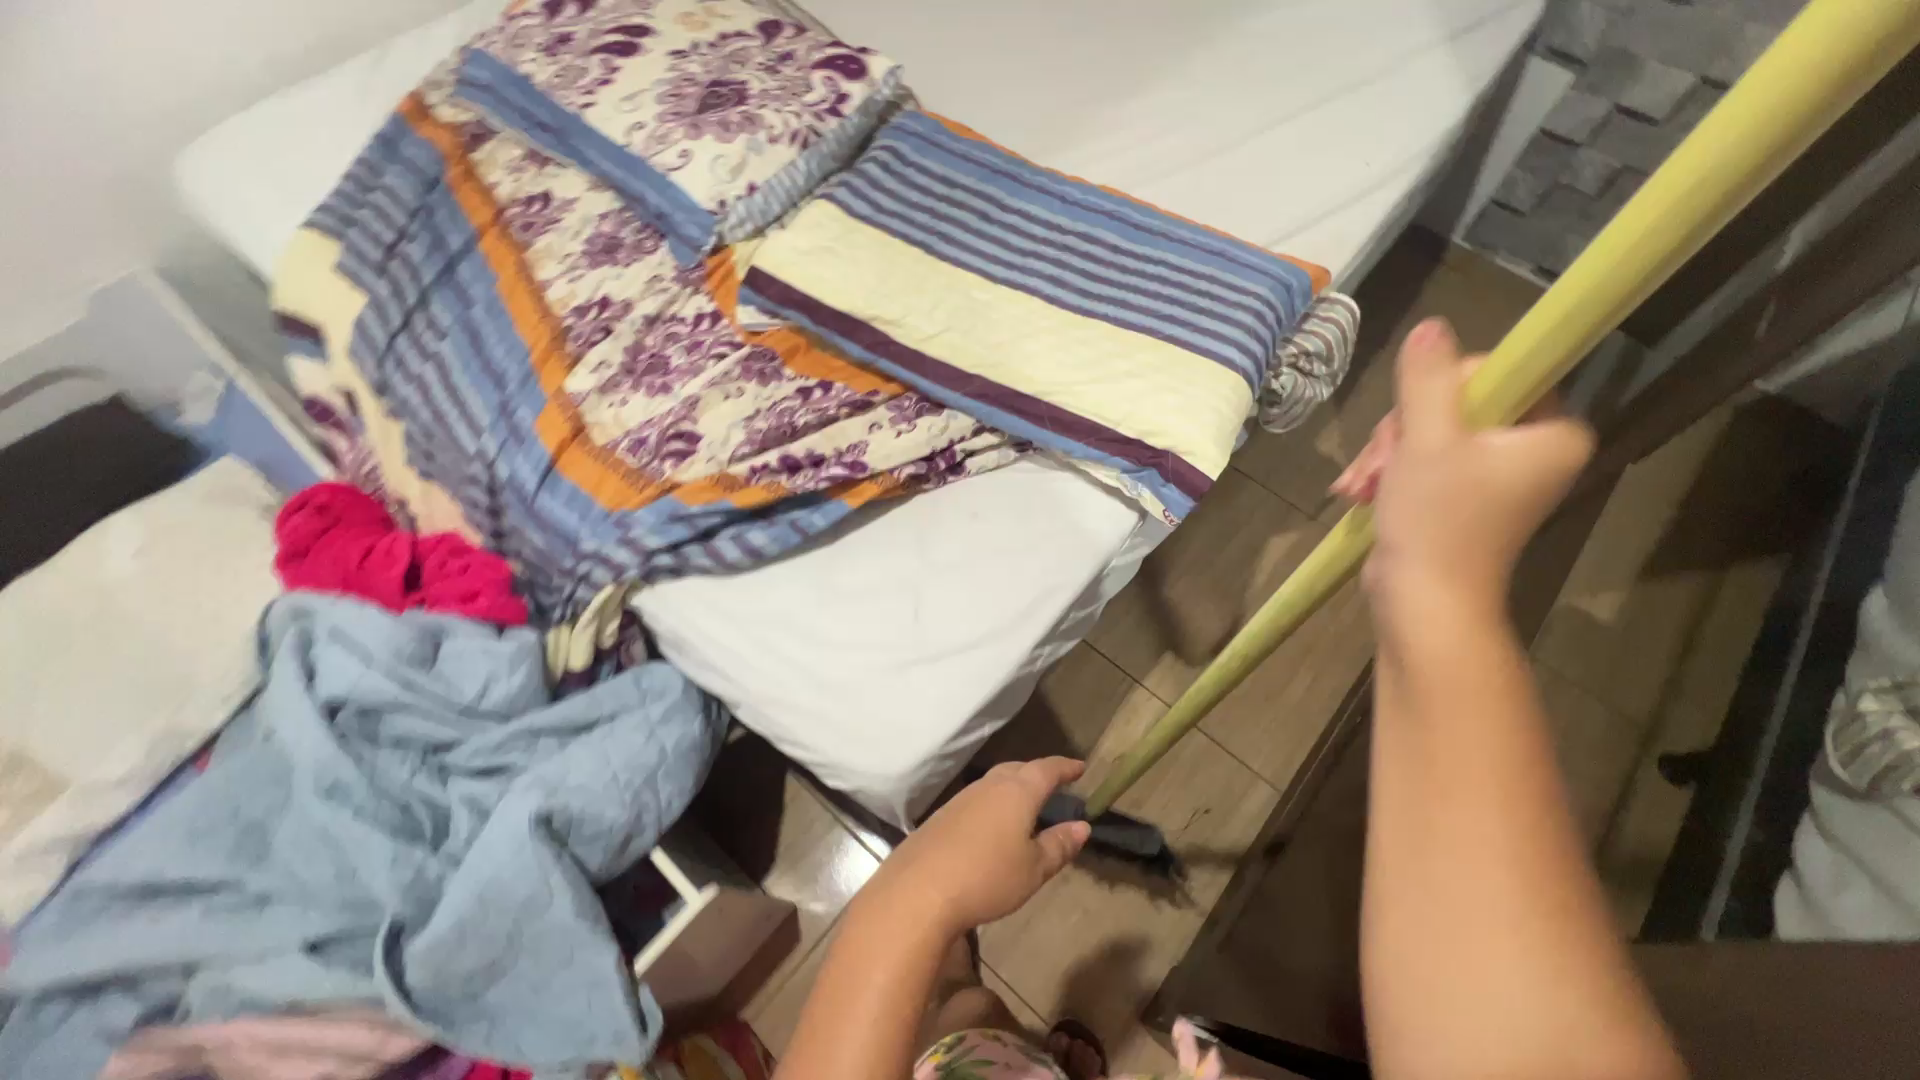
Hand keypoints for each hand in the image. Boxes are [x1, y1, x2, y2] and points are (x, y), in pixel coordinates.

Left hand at [867, 758, 1091, 936]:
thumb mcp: (1033, 869)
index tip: (1080, 768)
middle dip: (1037, 773)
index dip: (1065, 767)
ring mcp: (959, 800)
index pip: (1046, 770)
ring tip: (1026, 804)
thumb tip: (1082, 826)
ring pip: (993, 783)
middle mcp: (987, 787)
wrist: (918, 891)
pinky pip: (976, 800)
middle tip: (1054, 783)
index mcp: (1016, 792)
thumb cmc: (987, 877)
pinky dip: (992, 804)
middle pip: (1017, 769)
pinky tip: (992, 827)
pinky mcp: (940, 818)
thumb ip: (1058, 845)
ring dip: (1012, 787)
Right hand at [1331, 318, 1592, 625]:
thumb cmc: (1437, 521)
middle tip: (1382, 460)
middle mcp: (1531, 449)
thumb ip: (1428, 378)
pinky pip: (1423, 458)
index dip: (1445, 387)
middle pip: (1457, 401)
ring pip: (1430, 429)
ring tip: (1363, 485)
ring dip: (1387, 453)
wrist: (1422, 603)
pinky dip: (1389, 471)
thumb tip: (1431, 325)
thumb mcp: (1426, 439)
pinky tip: (1360, 491)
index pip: (1499, 371)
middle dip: (1404, 429)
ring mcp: (1495, 475)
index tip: (1414, 421)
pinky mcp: (1461, 496)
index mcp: (1551, 431)